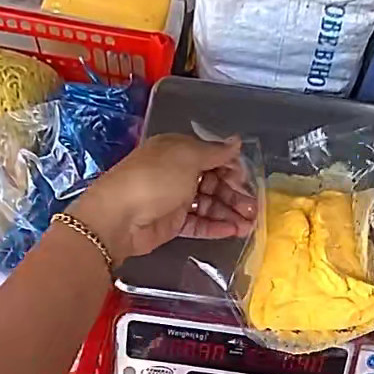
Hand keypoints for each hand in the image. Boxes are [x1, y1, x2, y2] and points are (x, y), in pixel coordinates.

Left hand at [68, 134, 256, 260]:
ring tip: (250, 225)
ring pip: (210, 205)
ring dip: (231, 213)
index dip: (232, 169)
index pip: (213, 157)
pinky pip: (200, 223)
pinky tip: (234, 231)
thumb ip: (215, 151)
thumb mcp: (187, 157)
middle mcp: (178, 172)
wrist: (119, 217)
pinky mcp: (173, 223)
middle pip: (214, 182)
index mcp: (179, 150)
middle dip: (235, 194)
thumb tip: (236, 142)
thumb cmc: (154, 179)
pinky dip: (217, 226)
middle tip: (254, 209)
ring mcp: (175, 199)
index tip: (248, 182)